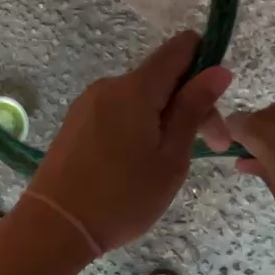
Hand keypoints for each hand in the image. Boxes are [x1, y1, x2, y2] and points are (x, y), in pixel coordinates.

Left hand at [25, 31, 233, 252]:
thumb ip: (193, 109)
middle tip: (209, 149)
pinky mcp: (74, 124)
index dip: (205, 65)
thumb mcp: (170, 157)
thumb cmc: (122, 197)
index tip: (215, 104)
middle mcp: (108, 86)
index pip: (180, 48)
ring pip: (138, 99)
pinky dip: (136, 128)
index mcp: (135, 88)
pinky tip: (138, 164)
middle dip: (189, 105)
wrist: (56, 225)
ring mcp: (87, 104)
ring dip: (163, 120)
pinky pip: (116, 113)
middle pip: (161, 78)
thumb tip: (218, 70)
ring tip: (168, 165)